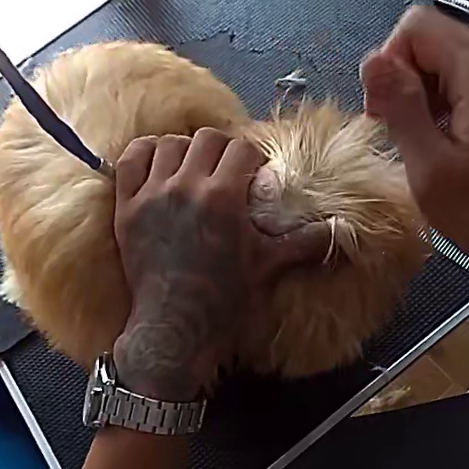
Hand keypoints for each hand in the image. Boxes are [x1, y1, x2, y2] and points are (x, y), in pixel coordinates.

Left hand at [111, 128, 330, 400]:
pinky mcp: (126, 208)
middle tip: (228, 170)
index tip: (255, 172)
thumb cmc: (227, 299)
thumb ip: (306, 242)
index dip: (253, 156)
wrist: (176, 329)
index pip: (242, 148)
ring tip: (194, 168)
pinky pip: (130, 161)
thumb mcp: (271, 266)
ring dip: (185, 150)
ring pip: (167, 144)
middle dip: (223, 149)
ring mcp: (151, 195)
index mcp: (224, 196)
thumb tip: (342, 230)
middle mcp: (186, 186)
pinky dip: (144, 155)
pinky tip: (159, 165)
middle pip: (207, 138)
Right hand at [361, 6, 468, 298]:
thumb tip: (371, 60)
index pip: (415, 26)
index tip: (385, 115)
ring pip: (442, 58)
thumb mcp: (430, 166)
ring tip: (423, 143)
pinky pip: (461, 77)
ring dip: (421, 94)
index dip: (389, 65)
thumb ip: (400, 106)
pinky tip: (443, 141)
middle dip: (403, 78)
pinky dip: (441, 102)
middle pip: (430, 37)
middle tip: (400, 134)